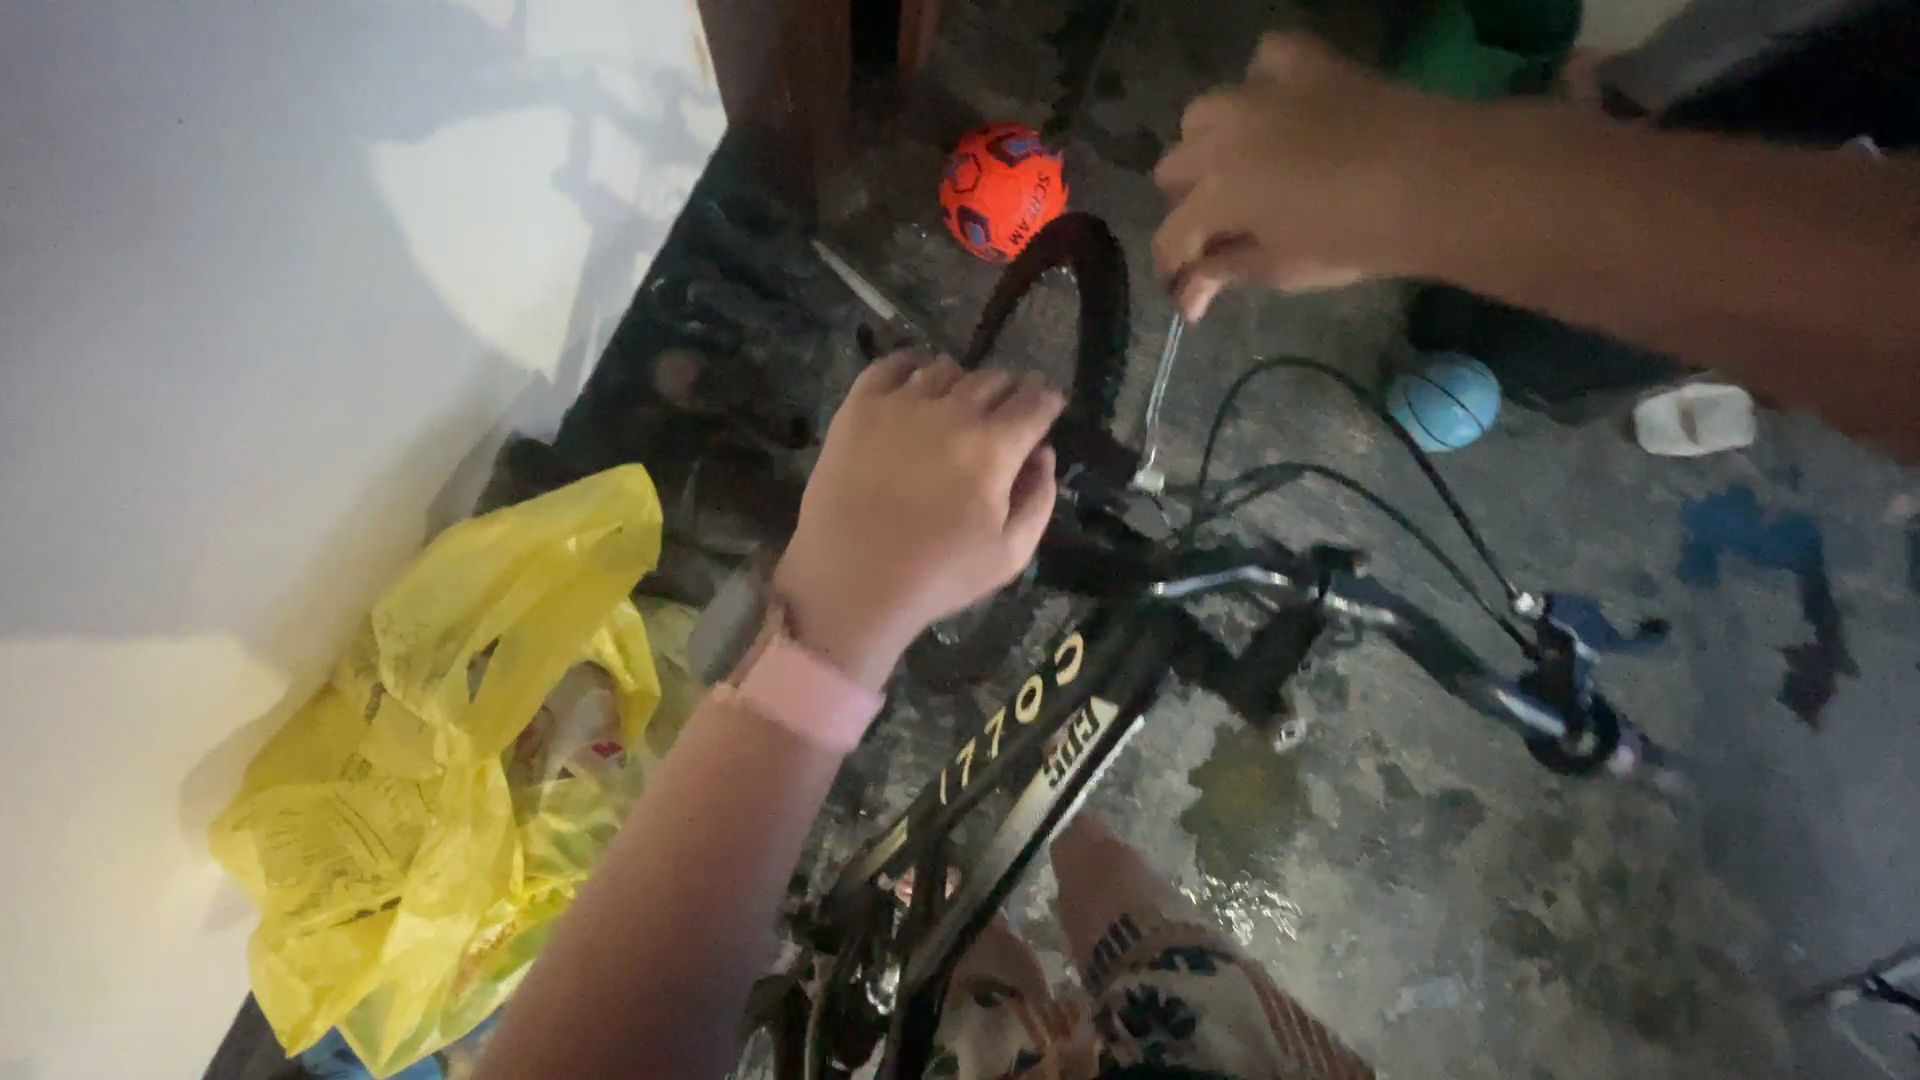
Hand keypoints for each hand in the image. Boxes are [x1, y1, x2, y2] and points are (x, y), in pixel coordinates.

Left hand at [773, 353, 1063, 689]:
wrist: (850, 580)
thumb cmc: (937, 575)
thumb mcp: (1011, 554)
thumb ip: (1039, 497)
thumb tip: (1043, 452)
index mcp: (993, 447)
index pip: (1035, 401)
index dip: (1048, 400)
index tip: (1048, 406)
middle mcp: (951, 412)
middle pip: (994, 378)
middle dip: (1009, 392)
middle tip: (1004, 414)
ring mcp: (901, 404)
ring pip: (946, 368)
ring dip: (962, 383)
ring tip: (957, 406)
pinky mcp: (859, 407)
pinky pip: (893, 365)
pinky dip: (912, 368)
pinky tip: (915, 388)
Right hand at [1152, 33, 1459, 318]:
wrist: (1438, 183)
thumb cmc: (1353, 241)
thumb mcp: (1279, 269)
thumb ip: (1224, 272)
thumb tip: (1189, 291)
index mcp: (1217, 194)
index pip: (1170, 238)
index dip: (1173, 273)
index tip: (1187, 299)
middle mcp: (1224, 138)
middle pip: (1172, 172)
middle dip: (1185, 207)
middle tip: (1217, 233)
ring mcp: (1262, 94)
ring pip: (1201, 114)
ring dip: (1206, 146)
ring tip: (1237, 169)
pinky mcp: (1308, 65)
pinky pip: (1265, 58)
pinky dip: (1262, 82)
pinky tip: (1275, 110)